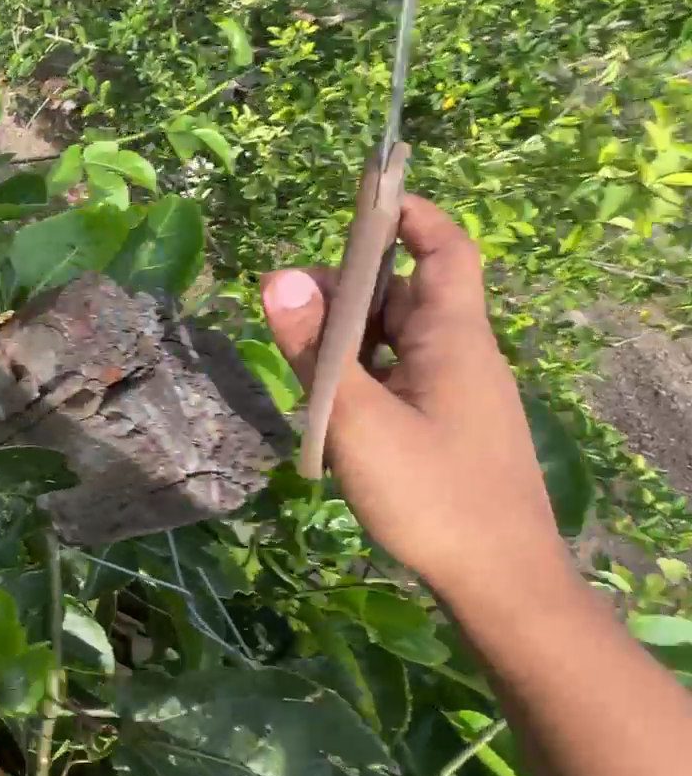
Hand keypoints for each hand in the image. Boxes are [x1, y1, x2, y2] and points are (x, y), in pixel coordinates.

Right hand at [261, 194, 567, 596]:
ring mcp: (452, 394)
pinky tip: (322, 389)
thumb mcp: (359, 419)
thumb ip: (316, 349)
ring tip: (292, 341)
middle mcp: (461, 358)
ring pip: (396, 336)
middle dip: (350, 280)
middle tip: (286, 296)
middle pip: (408, 294)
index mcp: (457, 343)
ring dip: (346, 327)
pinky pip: (394, 372)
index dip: (414, 217)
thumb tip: (276, 277)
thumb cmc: (433, 493)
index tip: (367, 194)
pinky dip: (356, 365)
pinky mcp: (440, 425)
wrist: (499, 581)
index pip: (448, 255)